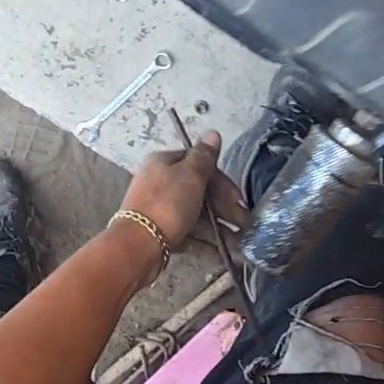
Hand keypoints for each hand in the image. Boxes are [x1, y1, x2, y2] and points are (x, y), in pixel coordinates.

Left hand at [117, 131, 245, 248]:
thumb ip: (204, 157)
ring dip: (219, 227)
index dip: (221, 180)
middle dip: (224, 207)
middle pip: (199, 191)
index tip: (238, 198)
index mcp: (163, 164)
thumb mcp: (190, 175)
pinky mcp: (162, 233)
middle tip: (244, 222)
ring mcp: (160, 210)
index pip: (199, 165)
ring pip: (196, 215)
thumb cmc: (167, 204)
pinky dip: (207, 241)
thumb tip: (213, 132)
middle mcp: (160, 184)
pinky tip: (225, 251)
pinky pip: (189, 234)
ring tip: (240, 241)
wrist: (138, 245)